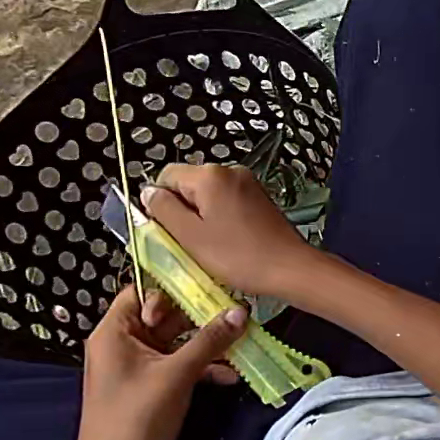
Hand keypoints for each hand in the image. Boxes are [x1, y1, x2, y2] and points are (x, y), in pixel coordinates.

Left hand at [72, 287, 245, 439]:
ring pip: (176, 343)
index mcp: (114, 331)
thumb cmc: (136, 419)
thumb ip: (209, 340)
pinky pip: (178, 366)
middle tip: (236, 315)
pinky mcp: (150, 388)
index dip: (174, 289)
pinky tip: (229, 376)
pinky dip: (201, 368)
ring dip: (206, 345)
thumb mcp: (176, 375)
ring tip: (240, 345)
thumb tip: (241, 311)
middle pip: (164, 316)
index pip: (142, 291)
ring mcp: (137, 367)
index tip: (210, 291)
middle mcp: (123, 343)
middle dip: (200, 318)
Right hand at [141, 164, 319, 297]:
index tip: (167, 231)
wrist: (291, 269)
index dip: (160, 203)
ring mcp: (249, 184)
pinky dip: (222, 221)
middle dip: (183, 212)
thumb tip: (148, 193)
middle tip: (189, 243)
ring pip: (209, 197)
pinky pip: (229, 204)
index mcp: (210, 175)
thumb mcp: (191, 236)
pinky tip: (228, 244)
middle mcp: (230, 171)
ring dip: (203, 219)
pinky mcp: (261, 200)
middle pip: (189, 185)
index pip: (166, 176)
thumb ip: (164, 210)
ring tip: (210, 247)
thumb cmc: (239, 256)